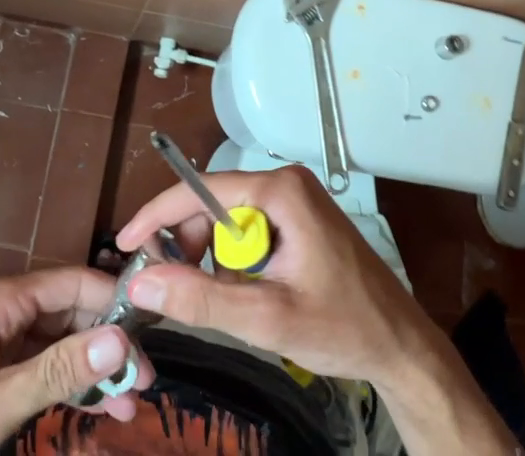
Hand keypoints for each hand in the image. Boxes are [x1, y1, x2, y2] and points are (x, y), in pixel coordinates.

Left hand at [0, 267, 154, 455]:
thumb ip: (55, 373)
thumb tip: (122, 340)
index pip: (74, 283)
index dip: (117, 305)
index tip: (155, 338)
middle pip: (70, 313)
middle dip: (109, 344)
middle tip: (145, 387)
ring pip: (58, 343)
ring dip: (92, 371)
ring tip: (128, 408)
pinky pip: (38, 367)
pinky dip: (66, 385)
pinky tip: (92, 408)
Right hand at [115, 165, 436, 384]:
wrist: (398, 342)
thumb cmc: (341, 326)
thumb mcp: (266, 319)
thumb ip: (200, 299)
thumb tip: (141, 281)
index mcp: (281, 191)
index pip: (200, 189)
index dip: (157, 216)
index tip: (125, 245)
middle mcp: (286, 182)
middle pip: (212, 203)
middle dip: (188, 244)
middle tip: (174, 288)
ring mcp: (295, 199)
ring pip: (227, 219)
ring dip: (213, 258)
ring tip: (222, 299)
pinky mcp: (299, 218)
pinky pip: (248, 230)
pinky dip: (235, 261)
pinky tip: (245, 292)